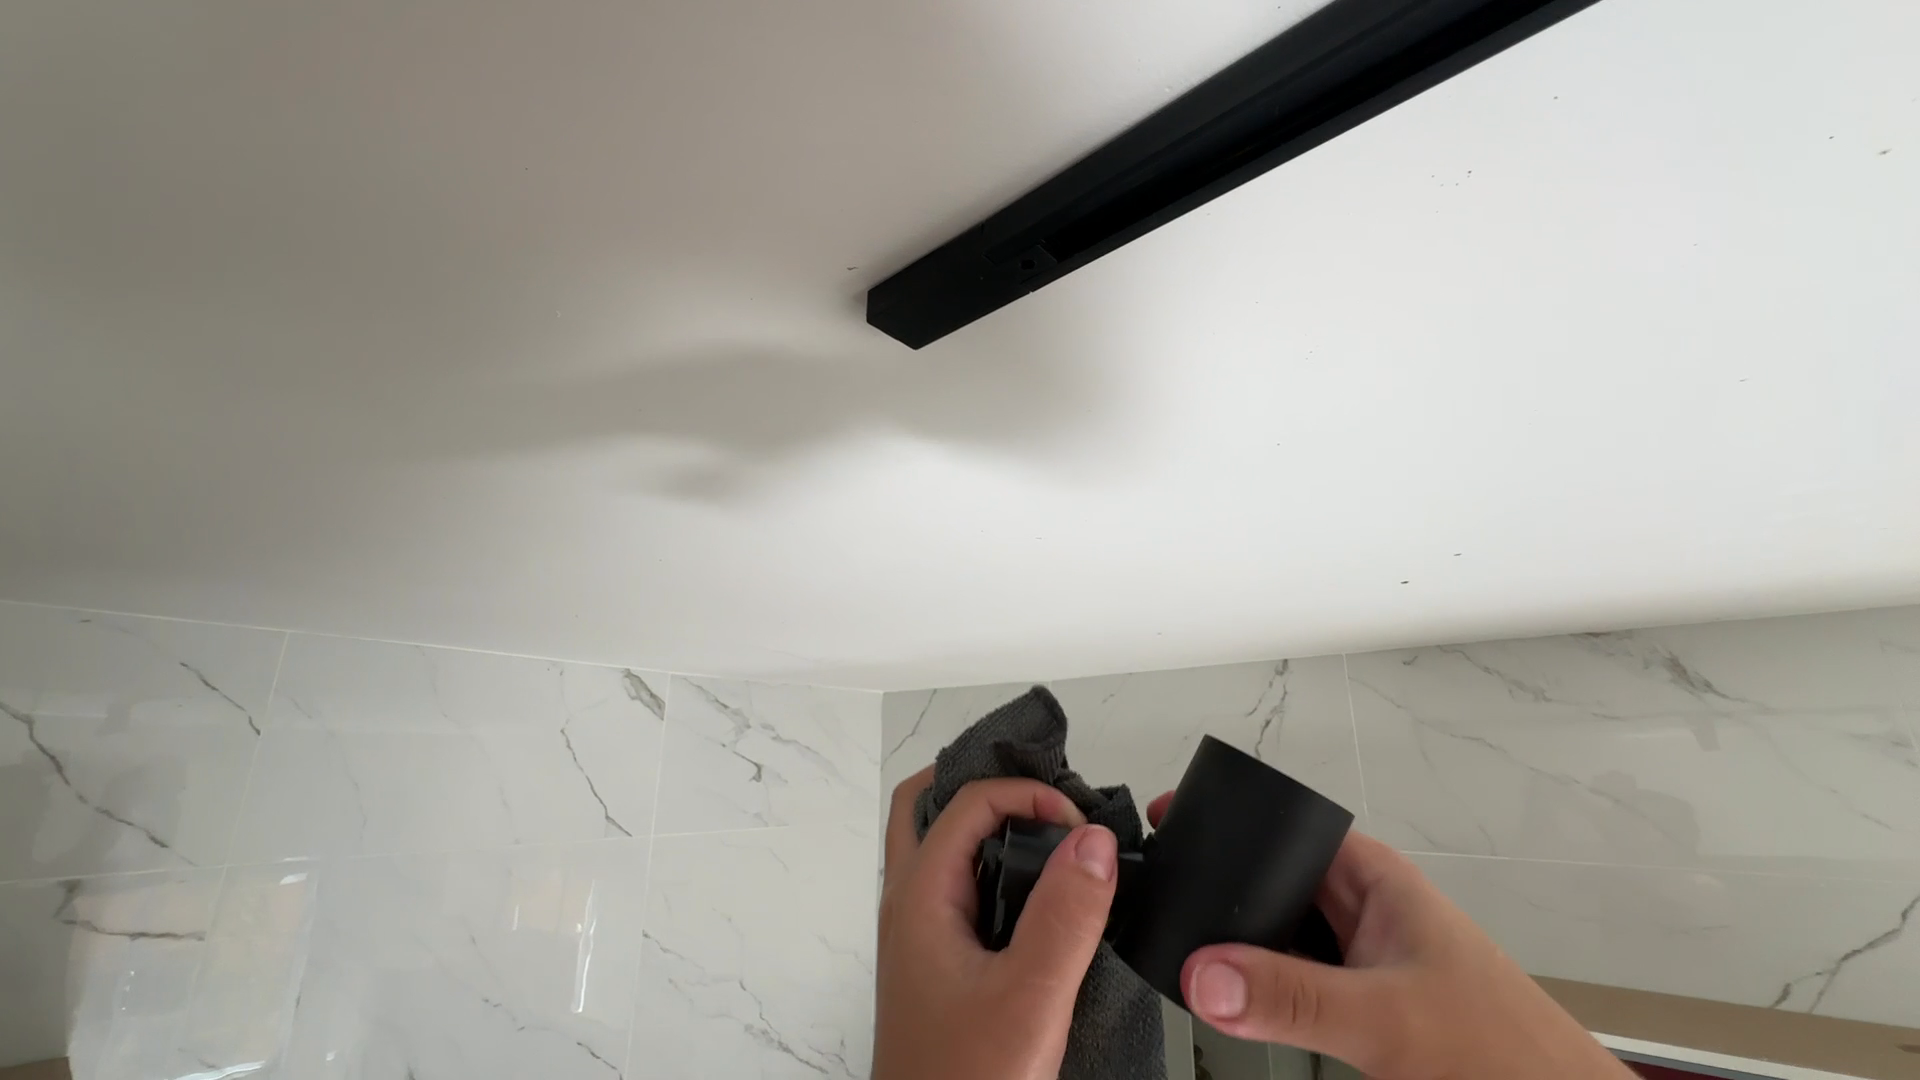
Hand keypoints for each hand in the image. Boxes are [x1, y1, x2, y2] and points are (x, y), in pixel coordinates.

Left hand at [873, 768, 1118, 1079]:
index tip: (1080, 828)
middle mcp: (909, 900)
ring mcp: (920, 929)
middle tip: (1044, 799)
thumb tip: (1096, 839)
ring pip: (942, 843)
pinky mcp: (938, 957)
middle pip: (927, 806)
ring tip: (1051, 834)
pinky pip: (961, 883)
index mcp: (920, 894)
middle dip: (984, 786)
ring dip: (989, 822)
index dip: (1027, 795)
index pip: (967, 801)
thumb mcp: (1029, 999)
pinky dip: (995, 863)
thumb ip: (1066, 916)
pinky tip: (1041, 890)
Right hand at [1145, 793, 1632, 1079]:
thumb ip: (1290, 997)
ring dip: (1231, 937)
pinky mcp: (1352, 1000)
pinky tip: (1218, 989)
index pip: (1277, 826)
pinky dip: (1251, 979)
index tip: (1159, 826)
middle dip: (1214, 885)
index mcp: (1368, 874)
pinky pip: (1284, 974)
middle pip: (1266, 877)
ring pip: (1273, 929)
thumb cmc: (1500, 1055)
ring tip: (1169, 933)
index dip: (1219, 822)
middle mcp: (1355, 903)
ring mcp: (1353, 953)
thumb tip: (1197, 973)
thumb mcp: (1387, 1019)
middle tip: (1150, 887)